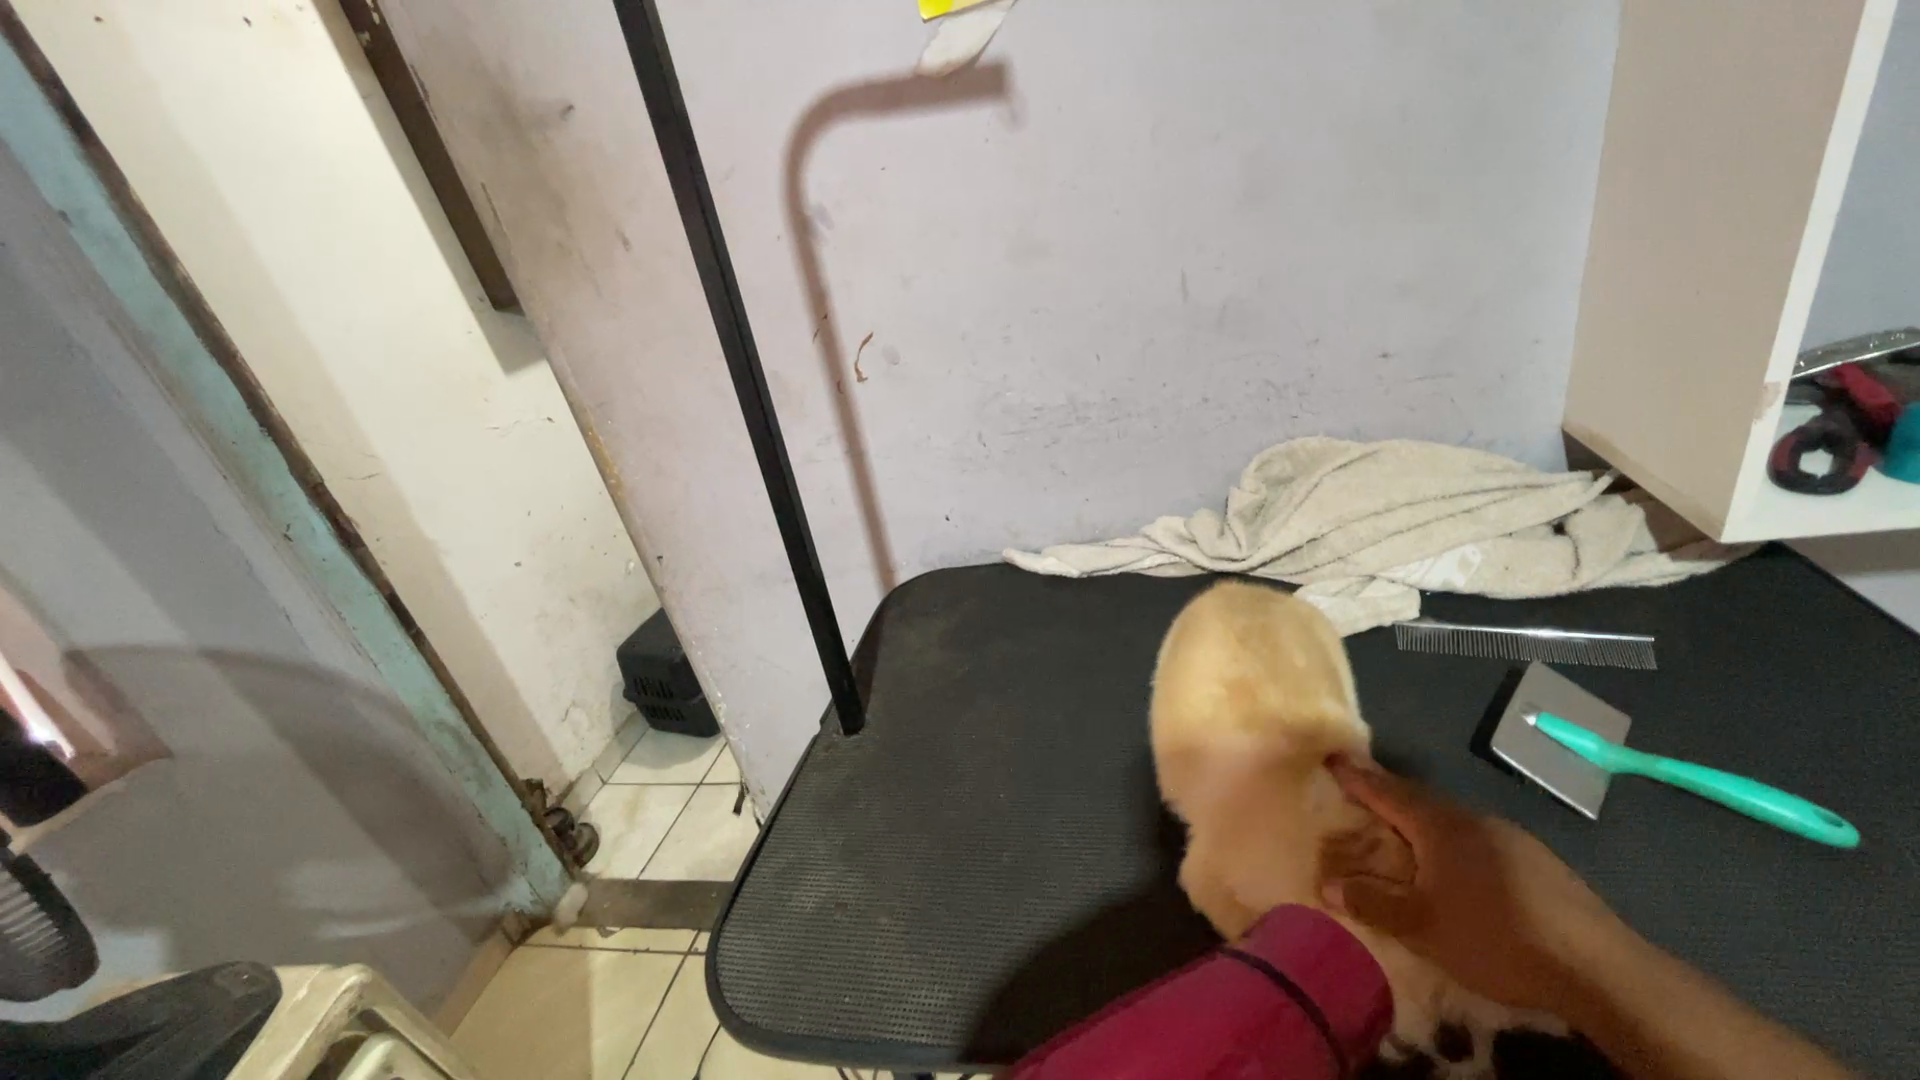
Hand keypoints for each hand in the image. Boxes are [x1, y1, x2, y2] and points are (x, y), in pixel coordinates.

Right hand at [1319, 759, 1628, 1013]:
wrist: (1600, 969)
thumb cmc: (1496, 938)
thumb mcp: (1421, 928)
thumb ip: (1373, 902)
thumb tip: (1329, 884)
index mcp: (1439, 826)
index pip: (1386, 791)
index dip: (1357, 777)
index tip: (1332, 759)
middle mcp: (1473, 820)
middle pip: (1420, 801)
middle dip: (1388, 797)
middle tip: (1361, 796)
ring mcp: (1512, 838)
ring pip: (1453, 822)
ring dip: (1423, 824)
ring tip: (1403, 836)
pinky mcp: (1539, 863)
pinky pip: (1480, 841)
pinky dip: (1455, 845)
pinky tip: (1458, 871)